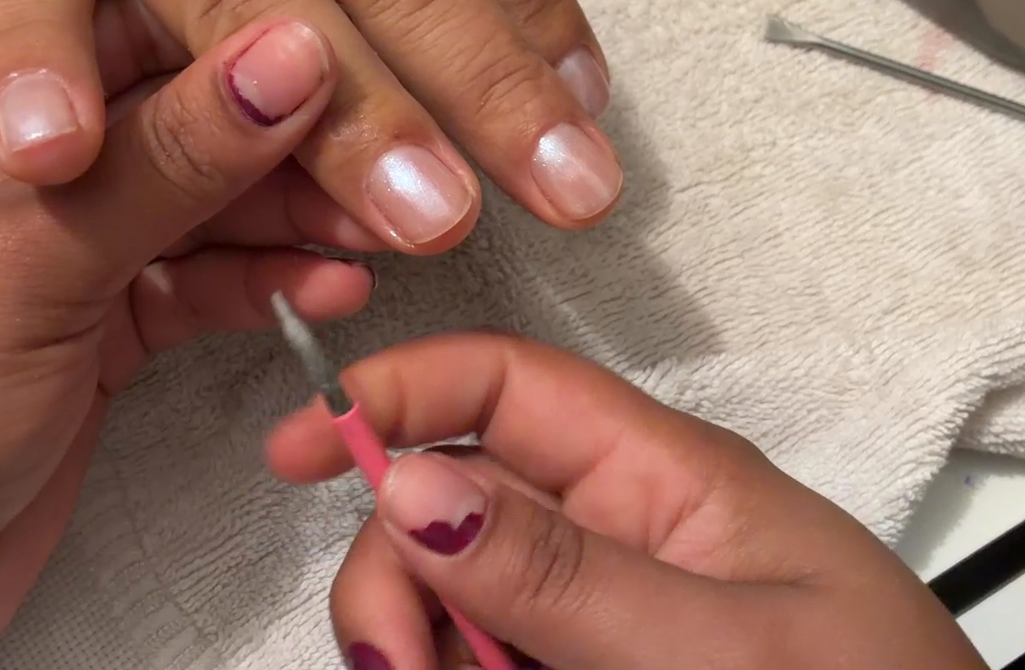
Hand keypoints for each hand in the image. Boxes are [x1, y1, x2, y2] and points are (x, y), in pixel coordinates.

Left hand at [0, 7, 369, 669]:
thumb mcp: (36, 259)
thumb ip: (176, 153)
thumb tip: (301, 44)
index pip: (138, 29)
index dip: (252, 39)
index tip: (360, 68)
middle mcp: (34, 153)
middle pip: (191, 122)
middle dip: (293, 149)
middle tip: (394, 174)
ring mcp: (78, 239)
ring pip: (212, 205)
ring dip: (297, 222)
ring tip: (385, 236)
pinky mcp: (115, 313)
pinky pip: (209, 278)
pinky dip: (270, 283)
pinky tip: (334, 292)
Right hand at [266, 335, 985, 669]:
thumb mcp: (726, 646)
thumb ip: (568, 573)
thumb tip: (414, 482)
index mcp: (659, 472)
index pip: (508, 383)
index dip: (399, 386)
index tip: (298, 442)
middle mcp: (611, 521)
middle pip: (455, 492)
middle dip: (399, 561)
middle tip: (399, 669)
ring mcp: (589, 603)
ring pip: (451, 581)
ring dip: (419, 637)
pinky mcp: (575, 663)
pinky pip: (480, 645)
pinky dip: (451, 669)